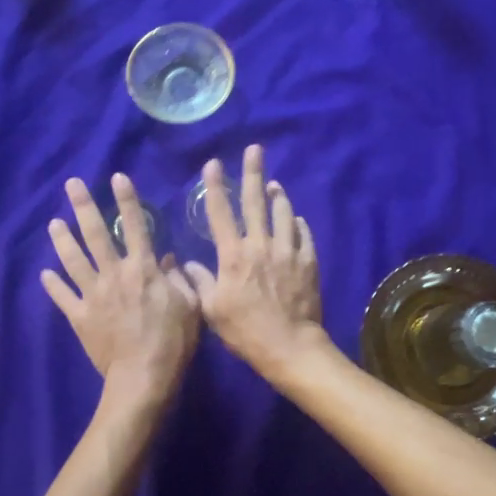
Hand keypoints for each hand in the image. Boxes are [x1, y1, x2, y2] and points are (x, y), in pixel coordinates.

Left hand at [41, 174, 200, 407]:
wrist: (143, 377)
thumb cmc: (173, 341)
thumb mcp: (190, 306)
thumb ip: (179, 279)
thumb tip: (168, 259)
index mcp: (143, 269)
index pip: (135, 225)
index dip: (126, 199)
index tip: (117, 177)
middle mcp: (114, 274)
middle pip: (95, 235)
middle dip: (83, 207)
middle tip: (71, 185)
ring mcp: (93, 295)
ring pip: (73, 260)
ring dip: (62, 240)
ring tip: (54, 222)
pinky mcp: (80, 317)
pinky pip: (62, 297)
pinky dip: (53, 284)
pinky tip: (44, 273)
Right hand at [182, 145, 328, 377]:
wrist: (290, 346)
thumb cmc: (245, 331)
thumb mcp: (212, 310)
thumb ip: (200, 282)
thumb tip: (187, 264)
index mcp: (233, 255)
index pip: (220, 212)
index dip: (215, 186)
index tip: (213, 164)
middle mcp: (260, 245)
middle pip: (255, 202)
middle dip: (253, 173)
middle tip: (255, 150)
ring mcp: (287, 251)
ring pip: (282, 213)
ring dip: (277, 196)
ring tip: (274, 184)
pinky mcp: (307, 261)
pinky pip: (302, 234)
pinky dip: (296, 223)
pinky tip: (294, 219)